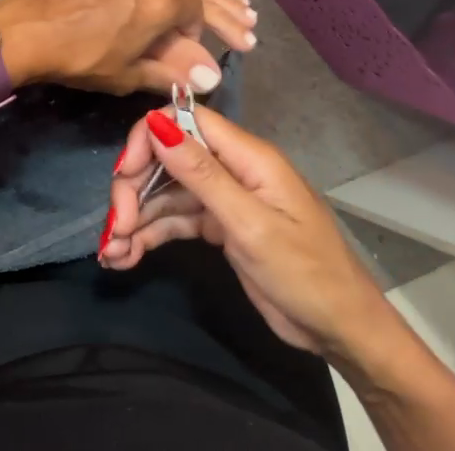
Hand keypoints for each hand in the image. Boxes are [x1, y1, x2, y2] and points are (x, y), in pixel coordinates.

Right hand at [99, 105, 402, 361]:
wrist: (343, 332)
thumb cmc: (307, 274)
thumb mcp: (251, 226)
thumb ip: (201, 174)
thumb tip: (156, 122)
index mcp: (247, 158)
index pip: (183, 121)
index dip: (146, 139)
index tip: (123, 175)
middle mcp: (231, 170)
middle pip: (164, 159)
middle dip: (133, 190)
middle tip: (115, 228)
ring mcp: (222, 198)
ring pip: (162, 193)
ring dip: (134, 219)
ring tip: (112, 252)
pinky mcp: (217, 226)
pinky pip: (172, 219)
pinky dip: (147, 236)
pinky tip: (125, 256)